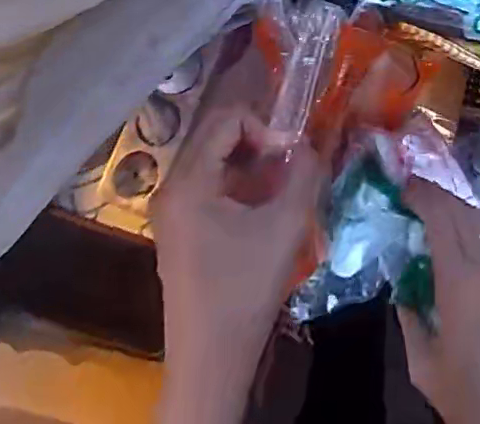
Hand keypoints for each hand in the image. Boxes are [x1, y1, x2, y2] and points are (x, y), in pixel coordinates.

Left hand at [151, 106, 322, 423]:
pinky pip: (206, 182)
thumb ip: (304, 173)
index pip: (226, 120)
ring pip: (211, 158)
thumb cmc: (246, 289)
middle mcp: (170, 187)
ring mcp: (170, 208)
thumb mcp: (286, 225)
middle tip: (286, 162)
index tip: (288, 155)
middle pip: (214, 135)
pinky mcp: (176, 227)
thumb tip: (309, 145)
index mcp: (188, 181)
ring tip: (277, 183)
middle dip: (256, 139)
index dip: (264, 126)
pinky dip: (236, 181)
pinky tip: (260, 206)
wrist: (211, 360)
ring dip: (247, 160)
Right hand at [397, 181, 479, 423]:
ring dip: (453, 202)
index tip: (401, 186)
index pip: (440, 217)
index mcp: (458, 279)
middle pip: (461, 208)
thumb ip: (408, 317)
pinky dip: (468, 219)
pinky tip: (453, 226)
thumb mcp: (422, 361)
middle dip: (435, 191)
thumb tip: (400, 288)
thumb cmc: (464, 391)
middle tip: (411, 185)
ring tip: (429, 200)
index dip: (420, 195)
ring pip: (478, 216)